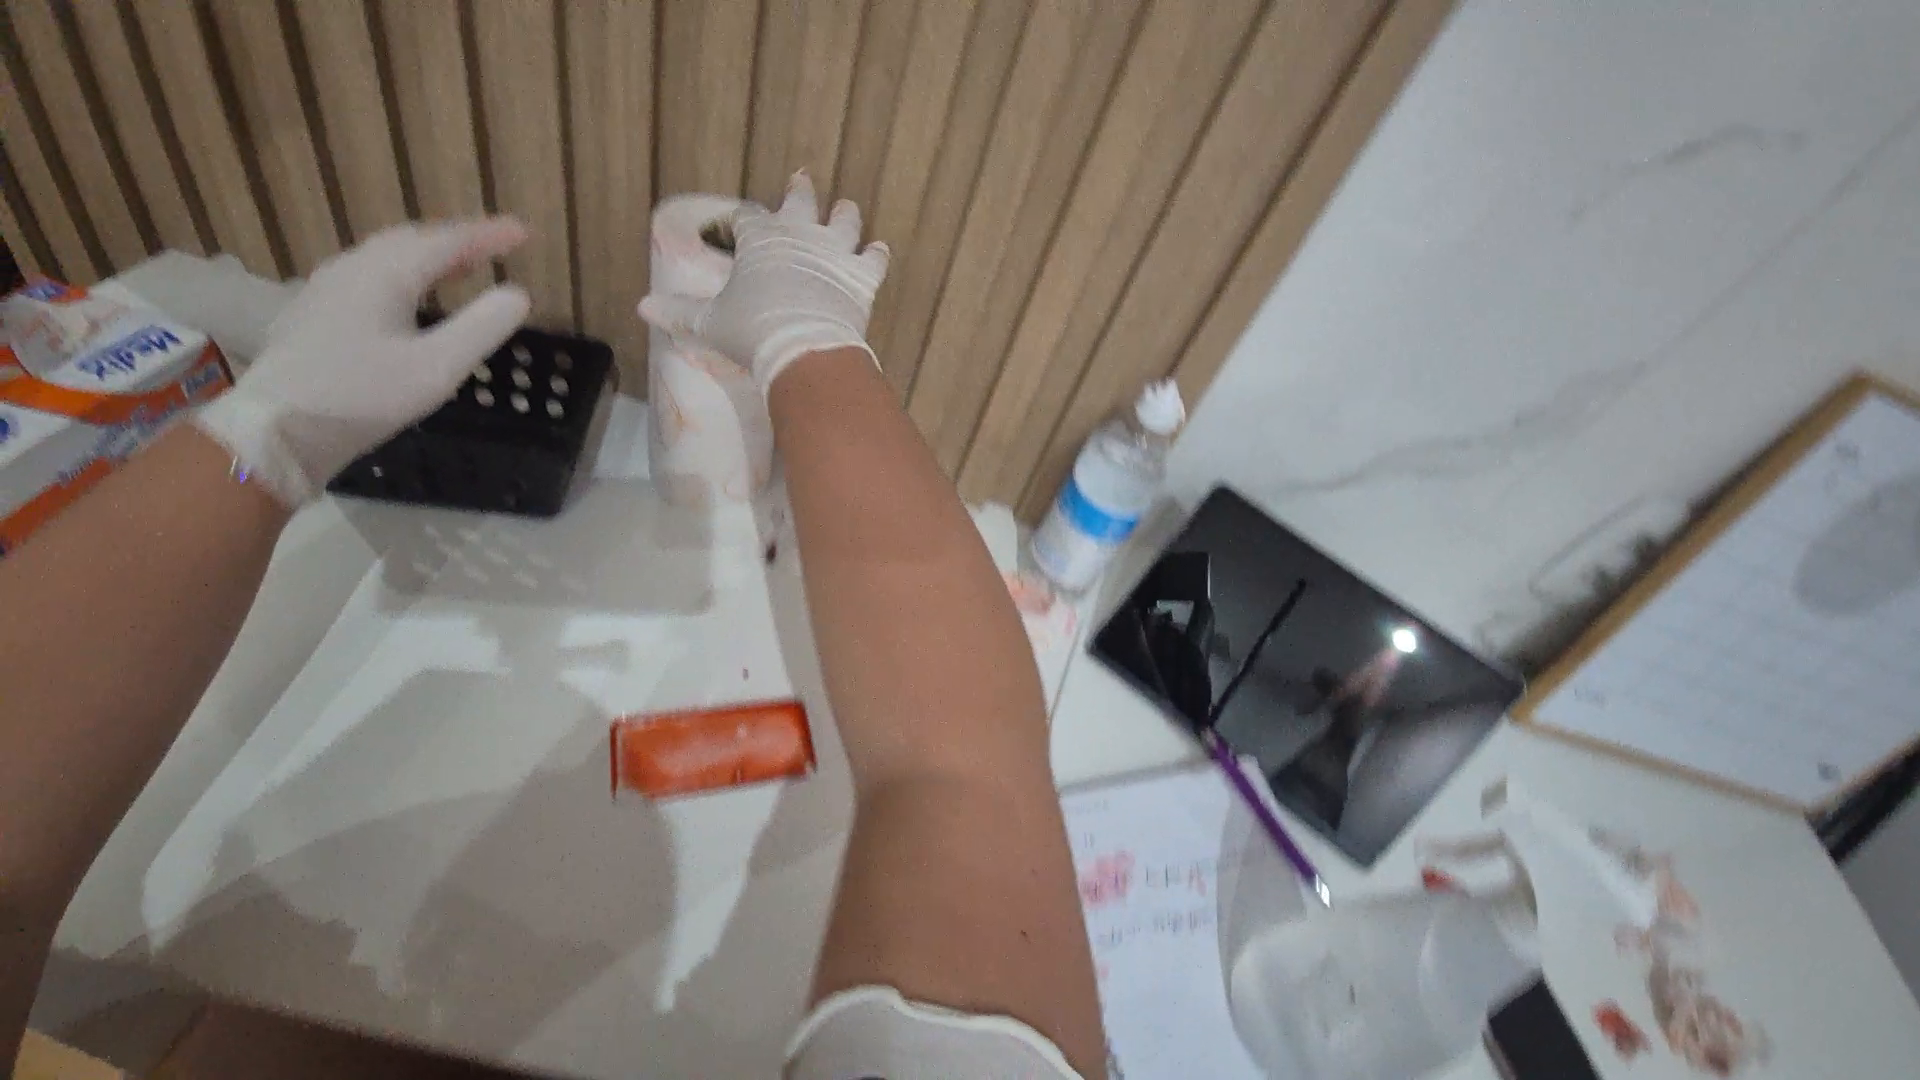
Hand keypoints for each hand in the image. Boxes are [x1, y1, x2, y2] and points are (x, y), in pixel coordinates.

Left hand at [192, 219, 530, 506]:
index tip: (524, 232)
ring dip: (432, 256)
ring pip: (389, 257)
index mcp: (384, 275)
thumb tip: (519, 294)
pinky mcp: (318, 312)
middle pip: (412, 241)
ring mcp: (329, 289)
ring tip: (465, 265)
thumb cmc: (365, 396)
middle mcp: (353, 269)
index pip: (445, 243)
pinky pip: (372, 275)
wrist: (279, 427)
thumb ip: (481, 328)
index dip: (488, 236)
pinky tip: (416, 294)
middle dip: (459, 240)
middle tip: (498, 246)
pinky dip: (408, 274)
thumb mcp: (437, 368)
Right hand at [639, 171, 889, 393]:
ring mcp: (835, 252)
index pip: (748, 218)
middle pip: (800, 203)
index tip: (742, 221)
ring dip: (845, 215)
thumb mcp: (710, 323)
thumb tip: (642, 308)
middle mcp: (799, 235)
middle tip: (802, 177)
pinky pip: (875, 259)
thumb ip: (679, 313)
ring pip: (844, 222)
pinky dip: (876, 255)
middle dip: (800, 191)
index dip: (744, 219)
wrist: (804, 348)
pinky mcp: (864, 276)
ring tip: (846, 208)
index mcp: (759, 238)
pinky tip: (878, 250)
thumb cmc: (752, 331)